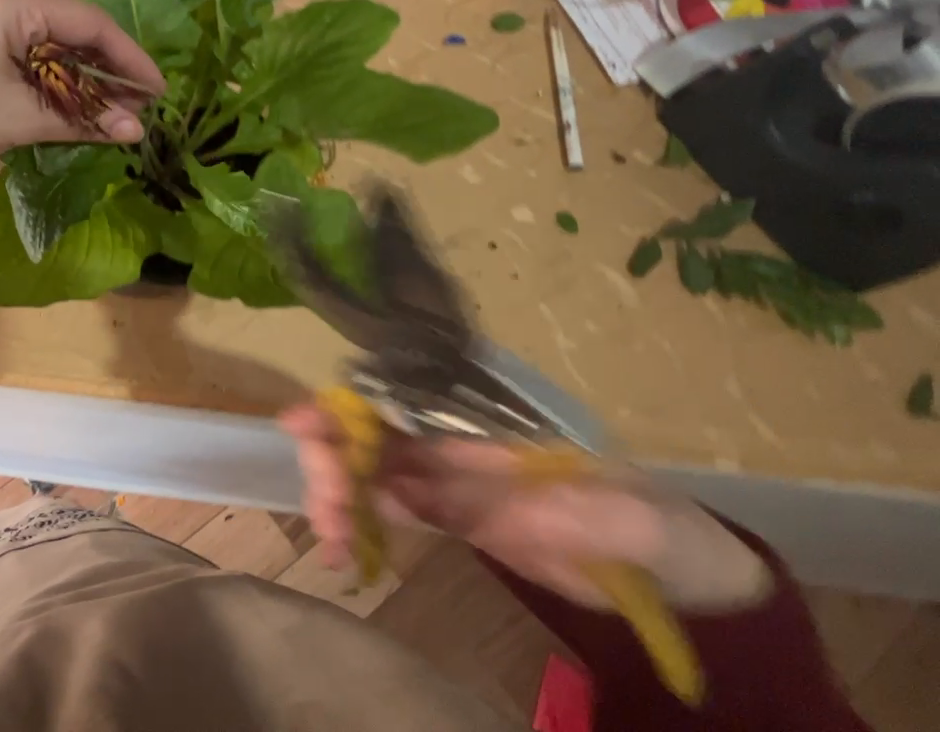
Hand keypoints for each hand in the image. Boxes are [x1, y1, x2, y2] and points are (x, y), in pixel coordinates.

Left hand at [0, 0, 165, 188]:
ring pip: (36, 36)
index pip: (87, 22)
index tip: (157, 92)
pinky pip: (9, 44)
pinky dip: (37, 71)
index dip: (128, 58)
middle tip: (134, 105)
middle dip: (100, 68)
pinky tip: (57, 97)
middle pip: (63, 25)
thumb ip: (82, 119)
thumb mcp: (17, 120)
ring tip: (103, 107)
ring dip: (69, 72)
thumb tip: (136, 130)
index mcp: (5, 0)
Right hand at [281, 404, 771, 611]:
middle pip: (365, 433)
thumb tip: (474, 499)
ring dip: (333, 499)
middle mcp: (453, 441)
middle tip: (326, 518)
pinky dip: (353, 524)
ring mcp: (445, 478)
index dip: (344, 407)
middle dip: (330, 464)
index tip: (301, 427)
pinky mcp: (445, 515)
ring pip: (363, 470)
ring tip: (335, 547)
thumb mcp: (630, 519)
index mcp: (484, 425)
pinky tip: (345, 554)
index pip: (397, 401)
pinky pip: (380, 508)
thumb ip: (563, 506)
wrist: (676, 578)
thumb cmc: (658, 529)